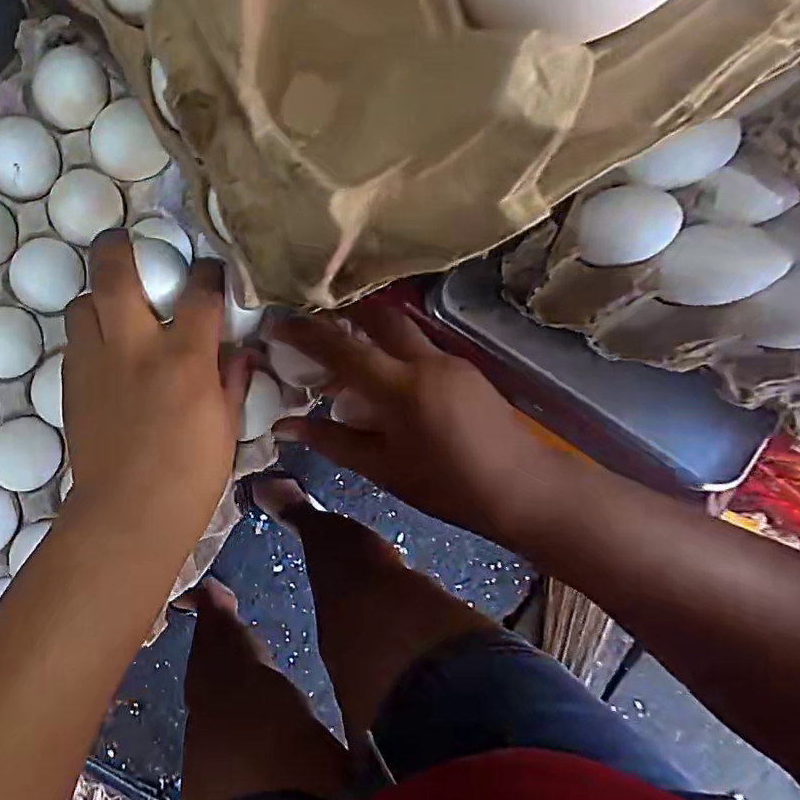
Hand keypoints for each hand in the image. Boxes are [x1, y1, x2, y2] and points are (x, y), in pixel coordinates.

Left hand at [61, 231, 250, 560]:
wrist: (128, 514)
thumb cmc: (191, 477)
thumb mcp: (226, 427)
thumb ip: (232, 380)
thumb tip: (239, 352)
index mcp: (185, 359)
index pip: (200, 292)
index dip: (208, 272)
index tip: (210, 270)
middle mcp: (135, 347)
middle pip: (116, 273)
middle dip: (120, 247)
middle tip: (127, 243)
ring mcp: (95, 363)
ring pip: (83, 303)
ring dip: (99, 297)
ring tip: (115, 309)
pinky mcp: (70, 384)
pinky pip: (76, 341)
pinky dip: (90, 335)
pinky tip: (106, 353)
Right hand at [274, 303, 581, 549]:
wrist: (524, 488)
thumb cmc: (447, 486)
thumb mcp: (382, 469)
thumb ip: (332, 442)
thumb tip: (285, 428)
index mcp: (400, 388)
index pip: (341, 348)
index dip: (304, 333)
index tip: (276, 325)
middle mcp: (425, 360)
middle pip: (376, 315)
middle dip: (340, 312)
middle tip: (312, 324)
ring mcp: (449, 359)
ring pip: (400, 327)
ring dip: (367, 330)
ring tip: (342, 353)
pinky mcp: (464, 366)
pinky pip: (418, 345)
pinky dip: (391, 350)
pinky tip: (381, 378)